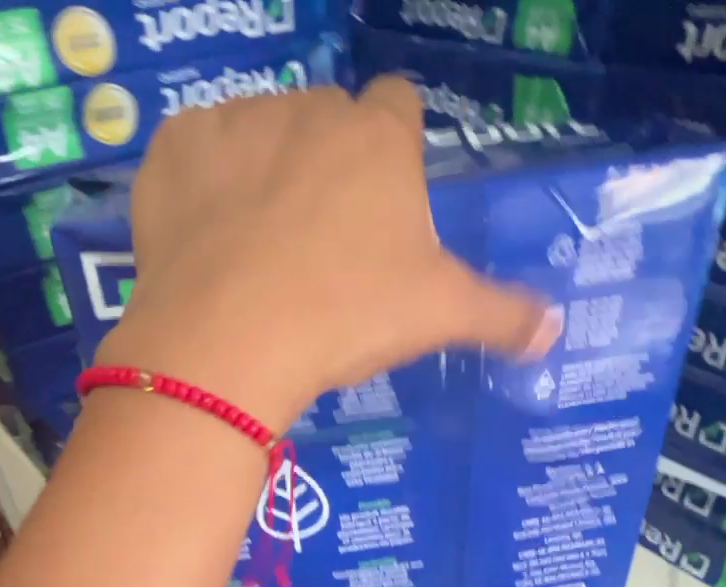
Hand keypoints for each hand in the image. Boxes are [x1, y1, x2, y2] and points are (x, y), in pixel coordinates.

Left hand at [98, 77, 558, 431]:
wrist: (230, 341)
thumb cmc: (346, 315)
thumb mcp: (438, 316)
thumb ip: (501, 314)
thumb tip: (554, 330)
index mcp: (378, 136)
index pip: (398, 107)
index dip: (393, 153)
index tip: (382, 207)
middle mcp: (307, 108)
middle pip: (324, 124)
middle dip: (325, 168)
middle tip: (319, 248)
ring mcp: (232, 123)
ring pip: (257, 136)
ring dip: (262, 175)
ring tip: (257, 252)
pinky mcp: (171, 150)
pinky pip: (194, 156)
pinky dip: (201, 189)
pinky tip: (207, 243)